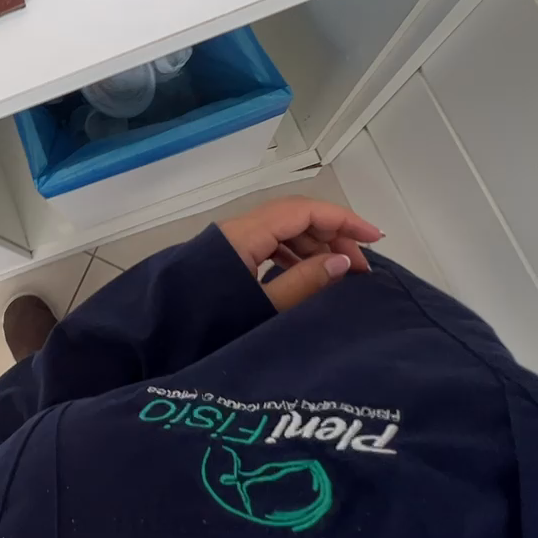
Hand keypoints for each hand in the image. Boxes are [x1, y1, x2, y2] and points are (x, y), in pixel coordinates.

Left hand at [217, 197, 382, 311]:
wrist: (162, 326)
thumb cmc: (213, 318)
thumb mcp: (266, 305)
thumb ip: (306, 281)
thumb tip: (343, 261)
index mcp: (247, 233)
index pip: (304, 211)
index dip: (343, 220)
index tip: (375, 239)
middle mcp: (239, 228)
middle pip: (295, 217)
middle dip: (332, 236)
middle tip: (359, 268)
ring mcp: (231, 239)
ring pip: (282, 230)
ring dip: (314, 246)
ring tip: (340, 274)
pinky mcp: (227, 254)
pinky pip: (268, 243)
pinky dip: (293, 254)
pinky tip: (307, 274)